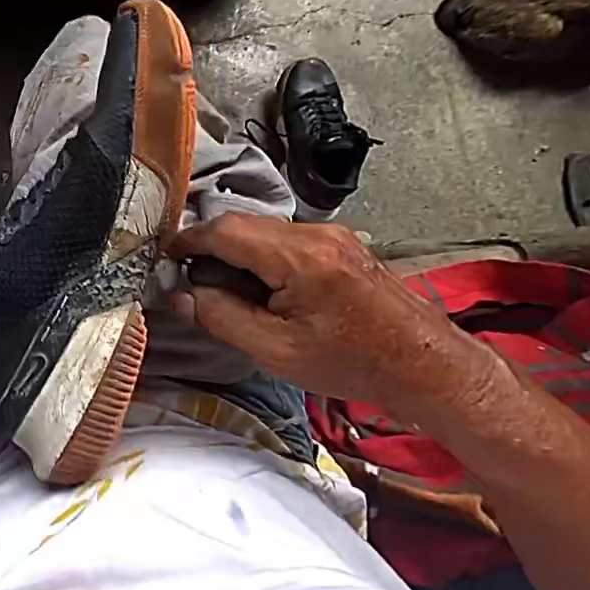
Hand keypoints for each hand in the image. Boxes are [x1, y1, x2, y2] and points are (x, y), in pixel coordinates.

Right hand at [170, 214, 513, 426]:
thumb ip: (221, 318)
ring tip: (228, 289)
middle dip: (211, 247)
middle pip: (243, 224)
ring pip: (263, 229)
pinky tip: (262, 286)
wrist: (423, 365)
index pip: (226, 230)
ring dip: (236, 251)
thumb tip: (182, 295)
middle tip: (193, 279)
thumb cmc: (351, 363)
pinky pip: (285, 237)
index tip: (166, 256)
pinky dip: (262, 255)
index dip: (189, 240)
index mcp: (300, 257)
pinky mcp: (339, 242)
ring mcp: (332, 233)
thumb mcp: (276, 351)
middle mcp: (316, 233)